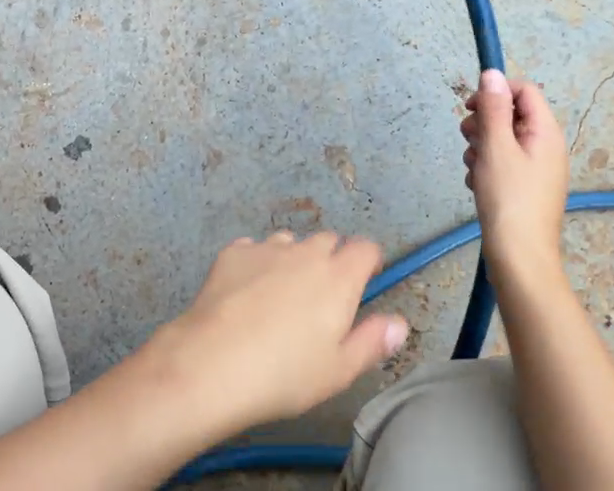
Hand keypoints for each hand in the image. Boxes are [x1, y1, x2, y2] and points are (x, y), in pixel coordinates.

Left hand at [138, 232, 408, 435]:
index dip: (368, 261)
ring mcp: (264, 248)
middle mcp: (304, 253)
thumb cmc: (286, 374)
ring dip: (293, 259)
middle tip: (322, 297)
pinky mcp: (231, 252)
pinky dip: (257, 263)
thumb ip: (372, 341)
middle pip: (327, 240)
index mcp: (338, 277)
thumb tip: (398, 323)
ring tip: (282, 295)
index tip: (364, 281)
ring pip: (289, 243)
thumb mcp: (340, 370)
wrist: (215, 361)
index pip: (365, 248)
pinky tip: (246, 292)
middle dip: (331, 259)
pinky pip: (252, 248)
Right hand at [462, 70, 568, 277]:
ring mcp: (536, 168)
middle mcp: (546, 146)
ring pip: (502, 138)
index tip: (470, 108)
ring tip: (473, 166)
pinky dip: (485, 166)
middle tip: (469, 139)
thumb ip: (493, 107)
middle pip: (511, 113)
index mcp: (546, 132)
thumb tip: (491, 72)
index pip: (524, 90)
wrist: (519, 255)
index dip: (496, 92)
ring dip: (480, 145)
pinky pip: (501, 161)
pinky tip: (476, 182)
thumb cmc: (508, 196)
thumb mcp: (496, 146)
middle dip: (484, 121)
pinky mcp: (524, 186)